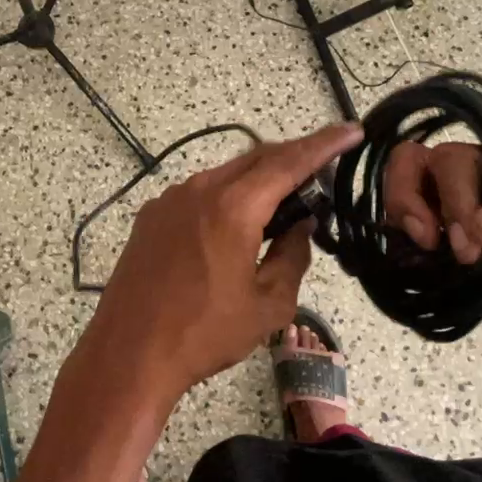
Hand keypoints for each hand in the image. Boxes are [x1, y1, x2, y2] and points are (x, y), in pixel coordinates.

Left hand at [88, 123, 364, 398]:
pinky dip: (227, 198)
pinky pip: (199, 194)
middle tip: (324, 169)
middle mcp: (200, 188)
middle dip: (293, 158)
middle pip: (256, 159)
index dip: (324, 144)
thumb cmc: (204, 333)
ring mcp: (171, 198)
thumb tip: (301, 225)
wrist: (130, 350)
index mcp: (233, 206)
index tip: (351, 131)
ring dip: (258, 181)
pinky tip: (234, 228)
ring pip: (226, 175)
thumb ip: (292, 256)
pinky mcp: (153, 214)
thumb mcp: (267, 304)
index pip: (288, 162)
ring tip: (282, 205)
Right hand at [384, 142, 481, 388]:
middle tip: (456, 251)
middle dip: (425, 199)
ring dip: (401, 205)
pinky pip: (413, 234)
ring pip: (410, 183)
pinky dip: (398, 237)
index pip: (472, 148)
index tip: (473, 235)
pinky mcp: (461, 264)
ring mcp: (473, 226)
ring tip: (423, 247)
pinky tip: (415, 261)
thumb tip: (480, 226)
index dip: (457, 184)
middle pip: (430, 162)